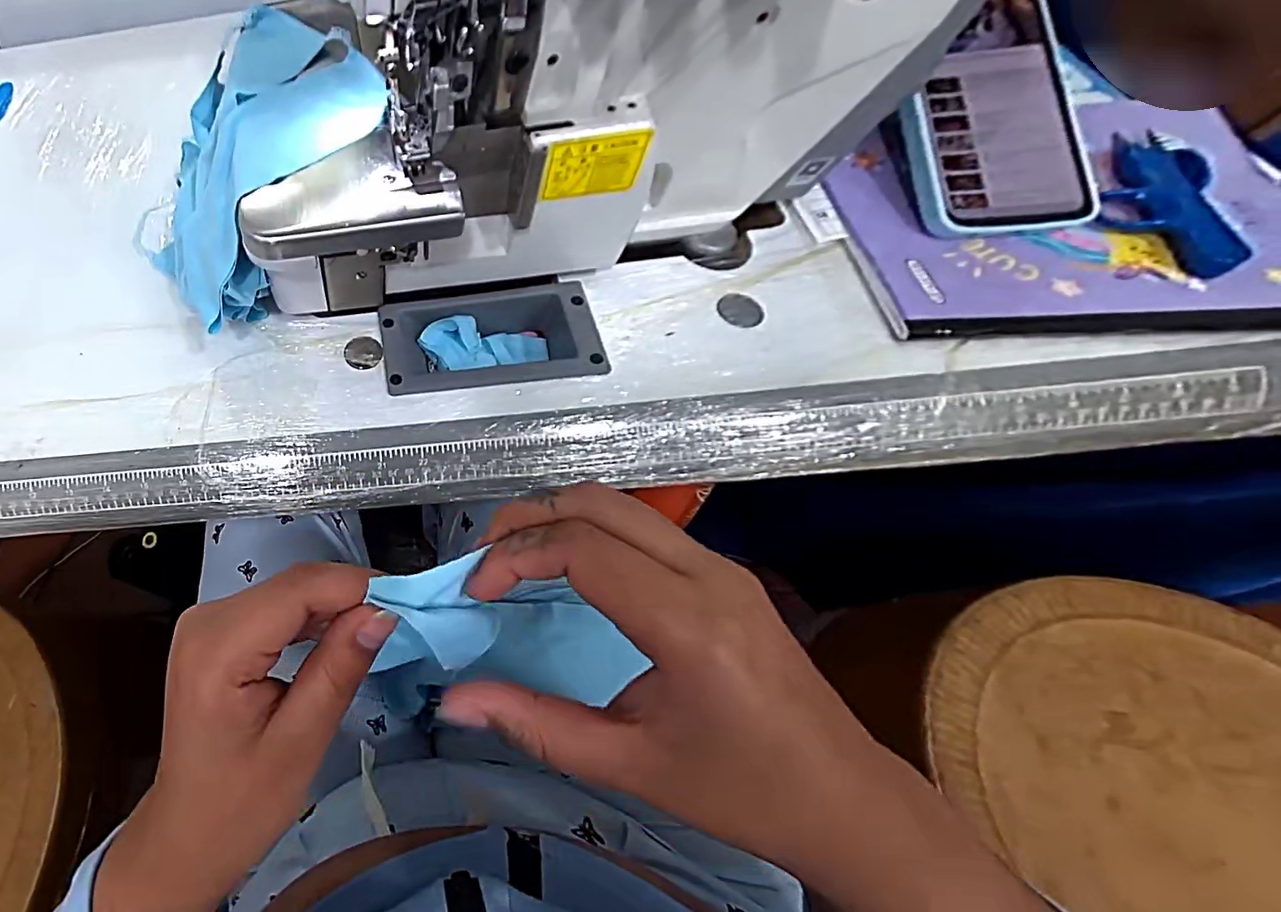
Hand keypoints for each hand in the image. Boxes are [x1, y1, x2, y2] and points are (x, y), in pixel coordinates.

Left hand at [94, 563, 396, 911]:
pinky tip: (341, 631)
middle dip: (350, 593)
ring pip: (287, 590)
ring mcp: (207, 621)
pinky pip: (274, 606)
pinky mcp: (216, 629)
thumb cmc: (237, 806)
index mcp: (217, 646)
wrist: (185, 834)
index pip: (299, 589)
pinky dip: (311, 615)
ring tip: (378, 624)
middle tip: (400, 616)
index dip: (356, 585)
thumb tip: (380, 615)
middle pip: (293, 584)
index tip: (406, 599)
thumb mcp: (299, 742)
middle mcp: (206, 619)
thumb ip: (338, 668)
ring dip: (335, 603)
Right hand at [436, 484, 1045, 911]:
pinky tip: (564, 566)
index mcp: (688, 623)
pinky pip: (639, 524)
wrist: (855, 806)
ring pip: (617, 503)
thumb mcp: (629, 766)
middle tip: (483, 559)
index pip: (581, 547)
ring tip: (513, 557)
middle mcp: (707, 574)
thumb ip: (534, 726)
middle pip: (595, 503)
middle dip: (525, 519)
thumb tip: (455, 703)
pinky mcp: (722, 570)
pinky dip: (586, 529)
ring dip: (555, 517)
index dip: (514, 555)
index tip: (477, 590)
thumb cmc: (743, 793)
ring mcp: (720, 565)